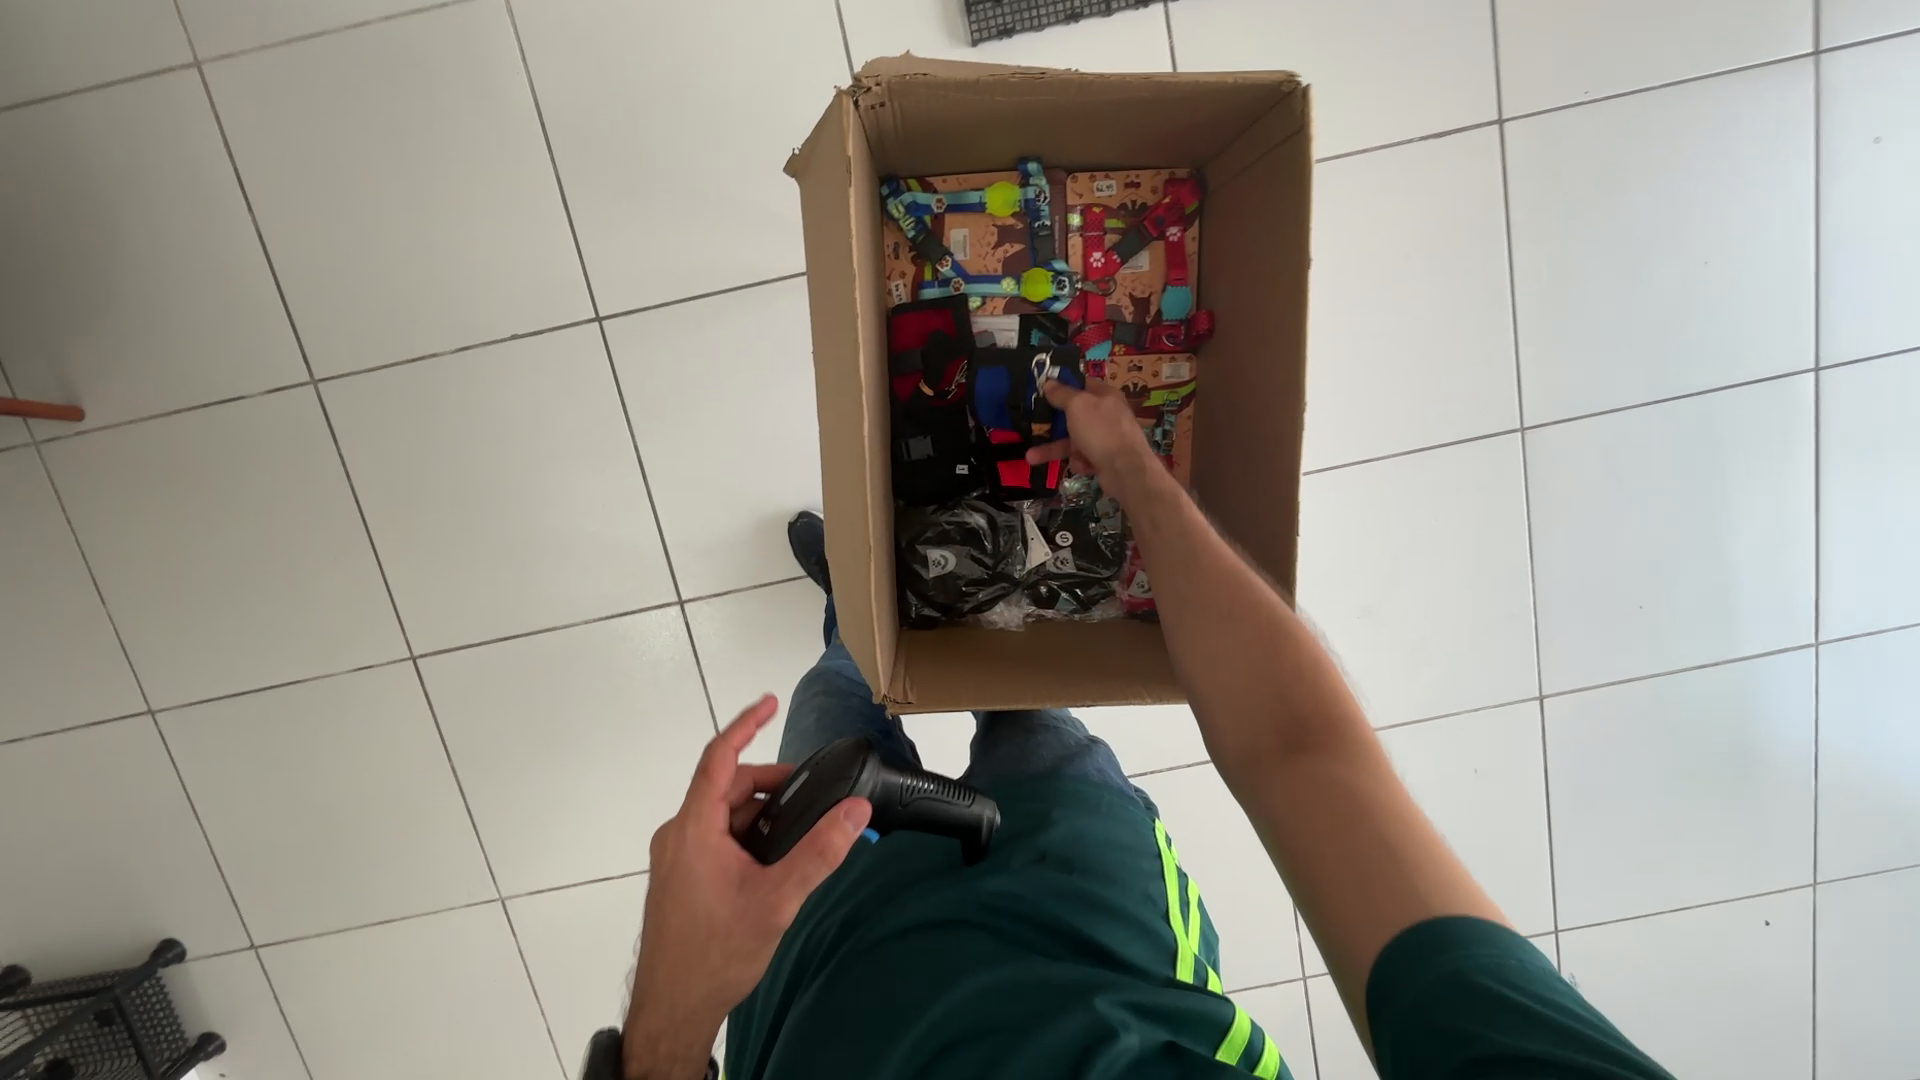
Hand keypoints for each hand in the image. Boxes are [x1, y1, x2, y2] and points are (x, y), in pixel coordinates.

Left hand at [623, 695, 871, 1078]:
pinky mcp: (682, 875)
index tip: (770, 701)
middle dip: (772, 784)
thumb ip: (821, 851)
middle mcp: (680, 833)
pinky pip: (718, 835)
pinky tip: (776, 859)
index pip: (719, 758)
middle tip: (815, 797)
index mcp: (694, 828)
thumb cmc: (716, 954)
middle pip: (729, 787)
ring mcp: (678, 855)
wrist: (673, 1012)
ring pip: (725, 814)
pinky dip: (749, 834)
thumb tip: (858, 810)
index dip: (746, 724)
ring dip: (763, 814)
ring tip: (802, 833)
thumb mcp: (777, 899)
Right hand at [1025, 379, 1158, 498]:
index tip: (1044, 392)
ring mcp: (1108, 438)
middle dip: (1054, 425)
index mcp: (1105, 395)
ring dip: (1055, 449)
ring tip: (1031, 458)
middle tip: (1034, 427)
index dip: (1064, 386)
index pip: (1083, 385)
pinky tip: (1081, 466)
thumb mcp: (1077, 406)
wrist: (1126, 469)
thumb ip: (1062, 394)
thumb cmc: (1101, 430)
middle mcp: (1108, 415)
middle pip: (1075, 415)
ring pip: (1075, 440)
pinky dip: (1080, 462)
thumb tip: (1049, 382)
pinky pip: (1085, 457)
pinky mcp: (1106, 458)